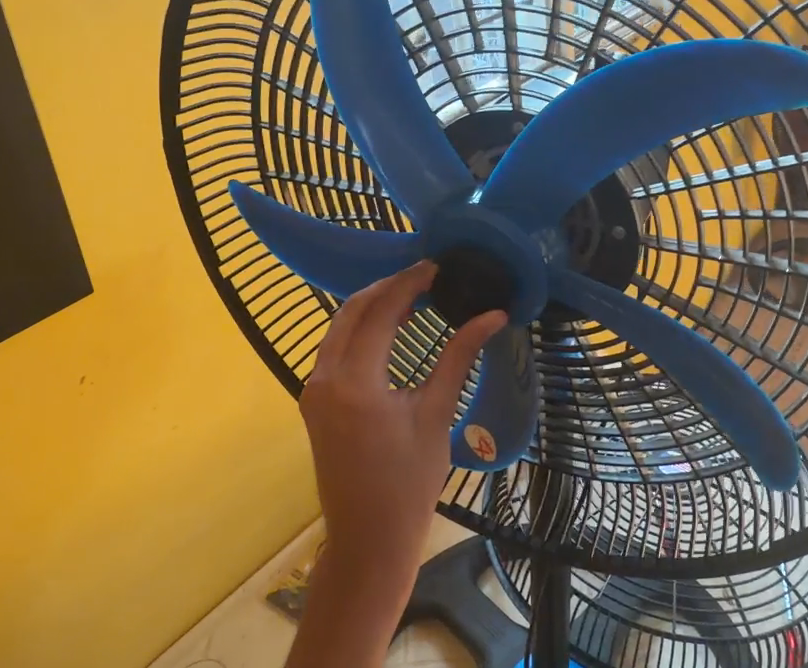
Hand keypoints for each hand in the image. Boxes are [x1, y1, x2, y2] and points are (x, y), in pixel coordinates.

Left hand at [302, 261, 506, 575]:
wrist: (368, 541)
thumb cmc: (409, 484)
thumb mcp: (437, 415)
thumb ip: (458, 357)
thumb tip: (493, 315)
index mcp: (354, 383)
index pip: (380, 312)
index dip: (409, 283)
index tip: (437, 266)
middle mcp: (324, 379)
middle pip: (352, 310)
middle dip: (388, 287)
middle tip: (427, 276)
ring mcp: (313, 390)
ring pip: (338, 327)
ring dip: (372, 305)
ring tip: (413, 295)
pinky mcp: (314, 402)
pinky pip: (334, 347)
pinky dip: (360, 328)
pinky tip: (390, 327)